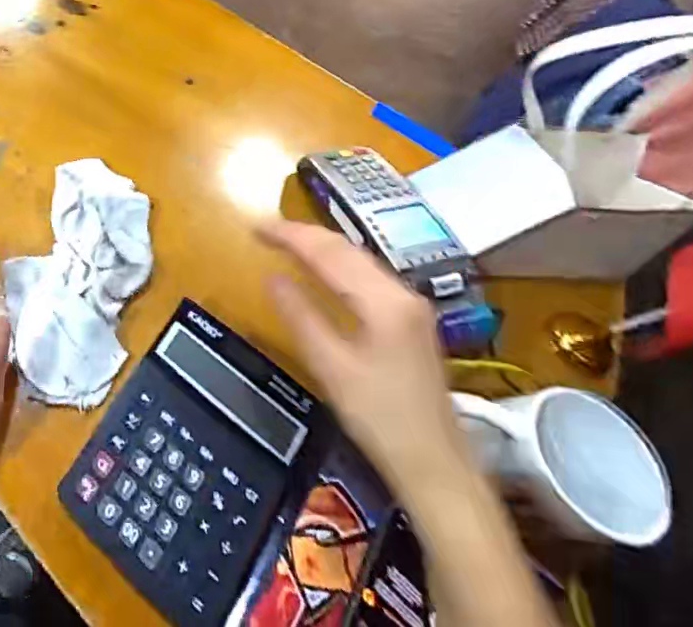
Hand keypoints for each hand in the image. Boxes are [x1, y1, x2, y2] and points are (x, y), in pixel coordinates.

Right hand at [259, 221, 468, 495]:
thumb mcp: (332, 369)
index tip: (255, 227)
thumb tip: (272, 278)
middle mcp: (401, 292)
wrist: (436, 466)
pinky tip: (321, 269)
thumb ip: (301, 317)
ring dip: (320, 246)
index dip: (289, 236)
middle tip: (264, 230)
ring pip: (358, 259)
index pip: (329, 253)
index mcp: (383, 301)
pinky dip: (336, 264)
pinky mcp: (410, 319)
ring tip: (284, 242)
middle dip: (303, 235)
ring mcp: (410, 304)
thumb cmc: (381, 420)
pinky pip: (366, 275)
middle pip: (346, 249)